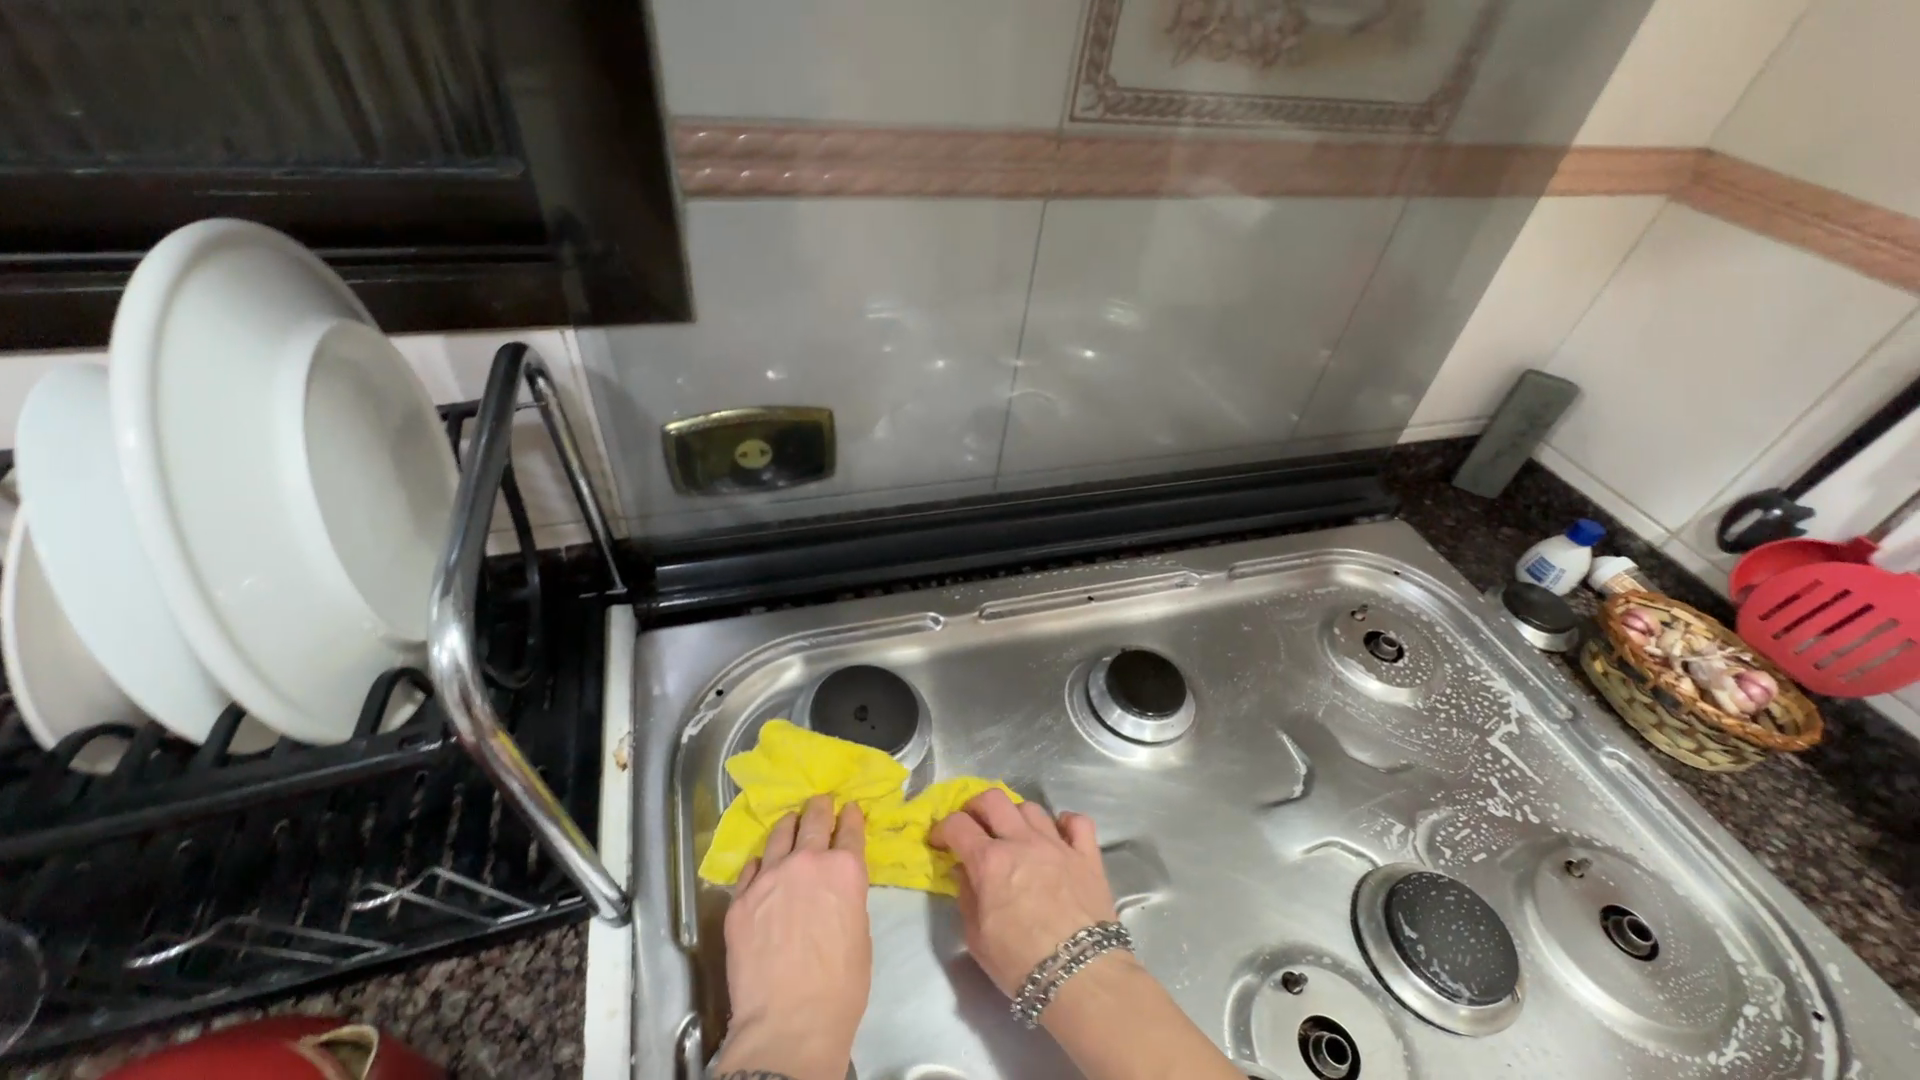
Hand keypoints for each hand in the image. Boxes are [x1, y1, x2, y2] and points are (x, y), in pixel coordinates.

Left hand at [715, 795, 870, 1079]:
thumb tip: (835, 891)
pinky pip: (750, 868)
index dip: (851, 817)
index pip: (849, 830)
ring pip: (777, 836)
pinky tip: (760, 864)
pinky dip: (759, 862)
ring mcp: (768, 878)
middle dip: (819, 808)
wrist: (789, 1020)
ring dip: (787, 826)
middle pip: (813, 821)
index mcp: (844, 870)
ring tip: (789, 821)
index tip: (849, 810)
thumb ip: (847, 899)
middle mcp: (806, 862)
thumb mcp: (860, 933)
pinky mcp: (740, 900)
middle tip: (820, 801)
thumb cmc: (840, 986)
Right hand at [929, 789, 1125, 997]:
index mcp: (990, 862)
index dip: (942, 829)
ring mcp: (1058, 845)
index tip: (939, 842)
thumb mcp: (977, 938)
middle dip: (975, 807)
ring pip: (1032, 807)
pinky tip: (1058, 835)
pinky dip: (1065, 822)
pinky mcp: (1088, 856)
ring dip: (1016, 816)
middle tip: (972, 826)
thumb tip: (964, 873)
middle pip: (994, 800)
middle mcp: (1022, 842)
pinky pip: (1078, 822)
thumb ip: (967, 898)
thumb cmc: (1021, 964)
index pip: (957, 825)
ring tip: (1013, 834)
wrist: (1081, 976)